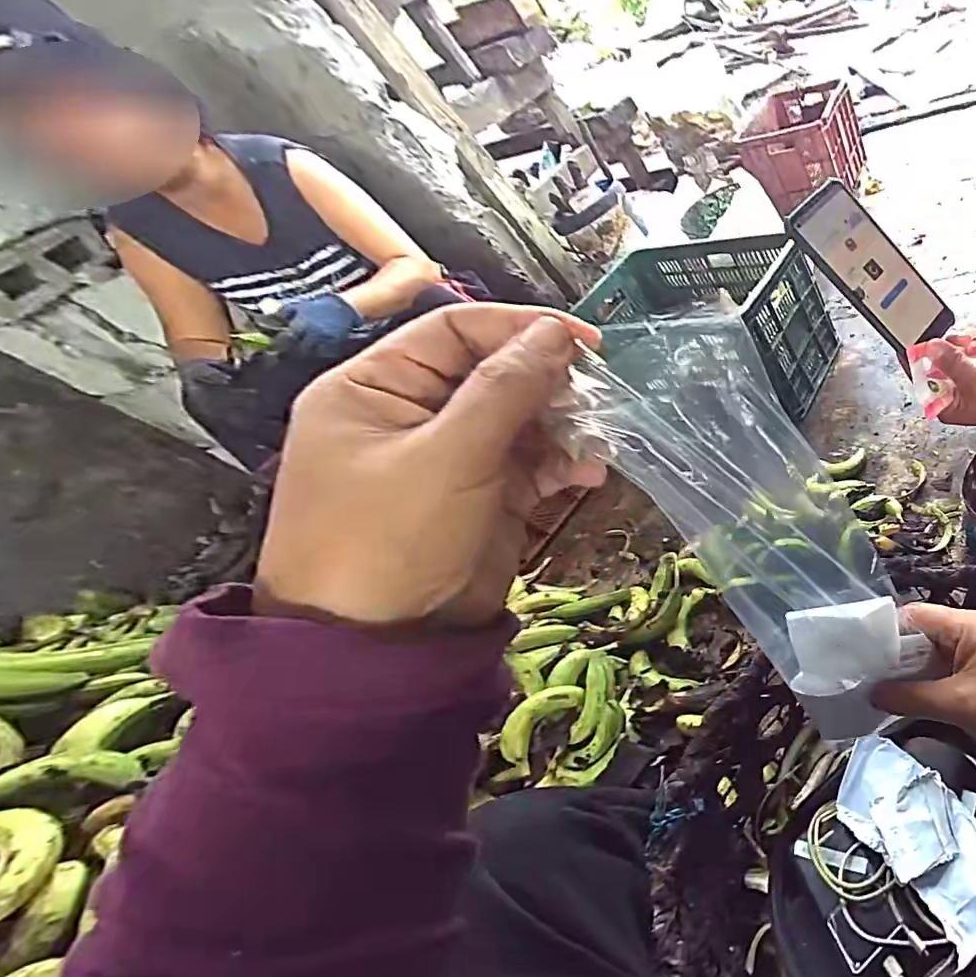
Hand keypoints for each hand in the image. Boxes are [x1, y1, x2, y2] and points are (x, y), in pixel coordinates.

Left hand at [254, 304, 605, 628]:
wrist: (385, 648)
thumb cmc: (391, 540)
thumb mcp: (449, 456)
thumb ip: (505, 390)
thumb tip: (555, 333)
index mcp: (378, 388)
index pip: (457, 331)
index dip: (522, 328)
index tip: (585, 340)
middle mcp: (417, 413)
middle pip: (499, 373)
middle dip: (551, 384)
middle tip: (597, 396)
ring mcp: (458, 454)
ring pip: (526, 417)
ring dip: (566, 426)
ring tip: (596, 442)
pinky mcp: (490, 491)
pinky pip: (536, 460)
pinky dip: (565, 462)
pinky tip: (589, 472)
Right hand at [872, 604, 975, 750]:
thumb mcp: (959, 703)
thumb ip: (912, 697)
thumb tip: (872, 694)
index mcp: (967, 625)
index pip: (915, 615)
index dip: (885, 630)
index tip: (858, 649)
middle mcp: (967, 631)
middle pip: (918, 634)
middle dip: (891, 654)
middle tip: (859, 672)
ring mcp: (971, 653)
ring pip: (926, 654)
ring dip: (904, 670)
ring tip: (870, 684)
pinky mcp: (974, 674)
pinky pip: (939, 670)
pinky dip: (920, 682)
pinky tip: (898, 696)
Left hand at [924, 337, 975, 431]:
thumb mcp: (972, 378)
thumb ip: (950, 362)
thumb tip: (932, 348)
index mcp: (945, 405)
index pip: (923, 380)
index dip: (923, 361)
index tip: (923, 344)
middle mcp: (950, 395)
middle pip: (937, 366)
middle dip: (948, 352)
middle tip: (959, 342)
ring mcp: (962, 384)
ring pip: (952, 358)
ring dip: (962, 349)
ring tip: (974, 345)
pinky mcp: (973, 373)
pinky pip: (966, 357)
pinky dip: (972, 350)